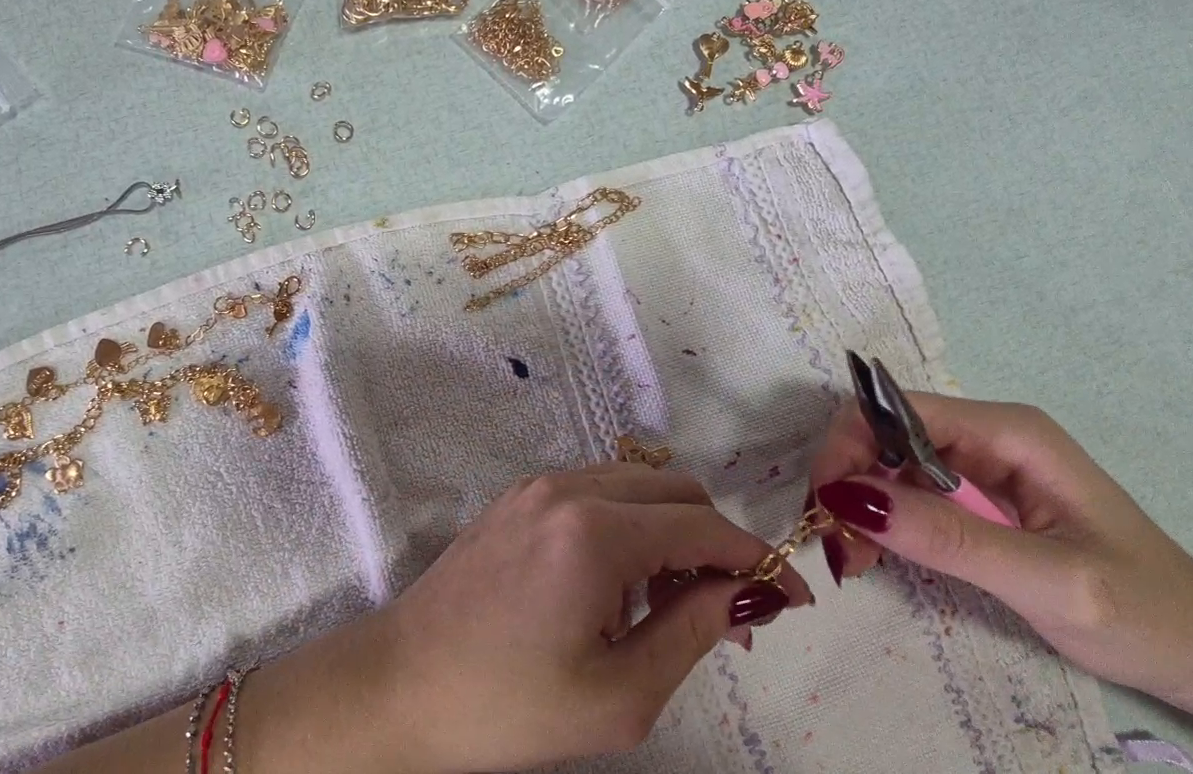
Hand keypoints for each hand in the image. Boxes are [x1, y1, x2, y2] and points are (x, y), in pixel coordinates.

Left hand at [374, 461, 813, 773]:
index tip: (794, 601)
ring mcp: (536, 488)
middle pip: (676, 490)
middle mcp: (567, 489)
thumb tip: (749, 595)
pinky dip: (628, 527)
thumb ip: (694, 632)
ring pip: (637, 486)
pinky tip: (617, 589)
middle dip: (715, 544)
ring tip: (667, 609)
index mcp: (595, 532)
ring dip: (671, 533)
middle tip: (726, 615)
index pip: (705, 527)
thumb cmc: (507, 706)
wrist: (399, 685)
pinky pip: (596, 493)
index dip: (759, 561)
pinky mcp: (516, 500)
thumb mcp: (618, 694)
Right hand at [806, 392, 1192, 702]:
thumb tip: (845, 495)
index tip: (826, 509)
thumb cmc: (1150, 617)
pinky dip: (879, 522)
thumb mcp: (1048, 582)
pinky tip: (874, 557)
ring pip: (886, 465)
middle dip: (847, 481)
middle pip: (882, 434)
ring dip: (858, 506)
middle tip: (838, 546)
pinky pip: (907, 495)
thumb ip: (947, 537)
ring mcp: (982, 468)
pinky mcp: (977, 501)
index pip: (894, 411)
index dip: (847, 448)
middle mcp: (988, 437)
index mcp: (1010, 433)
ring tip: (853, 560)